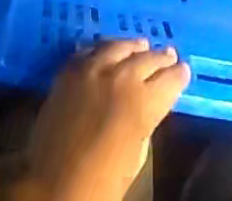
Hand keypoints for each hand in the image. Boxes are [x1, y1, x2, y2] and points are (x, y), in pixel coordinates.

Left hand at [11, 39, 189, 200]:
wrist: (48, 189)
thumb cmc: (99, 185)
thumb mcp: (135, 156)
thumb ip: (146, 123)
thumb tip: (148, 105)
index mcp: (144, 103)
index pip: (171, 78)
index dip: (179, 75)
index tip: (182, 72)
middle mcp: (122, 78)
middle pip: (150, 58)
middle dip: (162, 58)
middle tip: (169, 55)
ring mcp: (93, 70)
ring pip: (121, 46)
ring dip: (134, 47)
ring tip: (141, 45)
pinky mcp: (70, 71)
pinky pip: (91, 50)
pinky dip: (104, 50)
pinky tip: (108, 52)